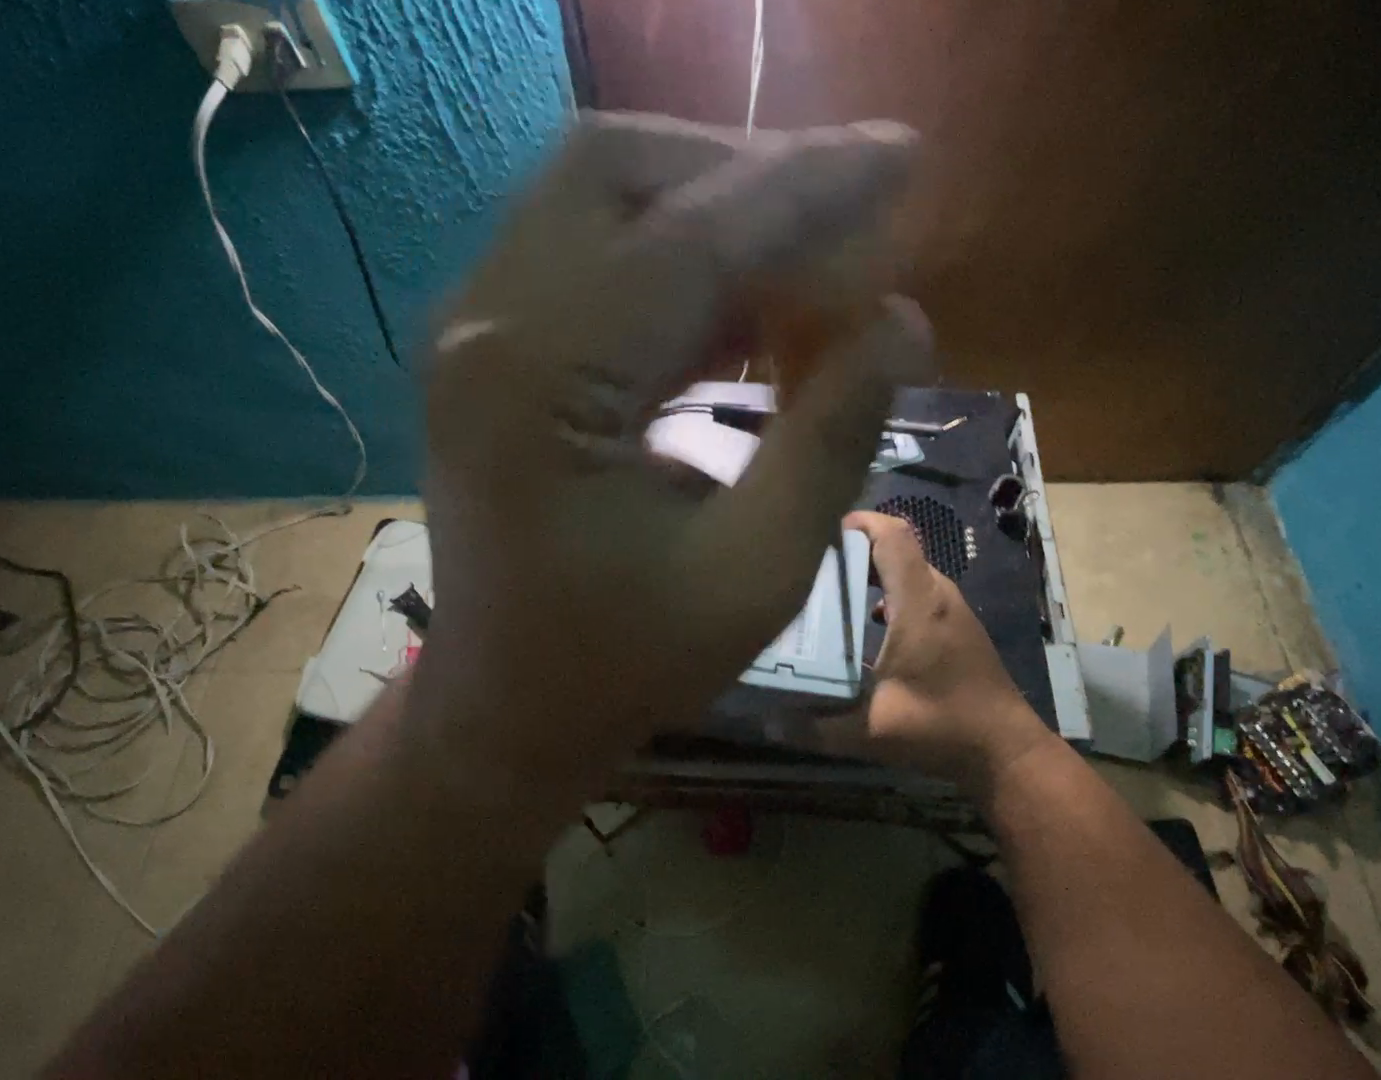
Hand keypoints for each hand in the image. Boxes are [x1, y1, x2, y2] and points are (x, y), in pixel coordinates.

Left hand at [409, 112, 933, 786]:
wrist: (506, 711)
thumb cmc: (624, 665)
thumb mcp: (755, 575)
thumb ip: (832, 436)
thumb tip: (901, 319)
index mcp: (539, 382)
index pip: (690, 236)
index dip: (807, 189)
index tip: (902, 156)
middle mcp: (487, 326)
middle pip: (618, 170)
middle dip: (748, 178)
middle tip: (852, 220)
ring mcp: (478, 331)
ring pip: (600, 199)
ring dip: (715, 215)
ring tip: (815, 270)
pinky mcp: (494, 351)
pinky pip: (592, 259)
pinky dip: (680, 263)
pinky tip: (750, 312)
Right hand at [814, 511, 1055, 788]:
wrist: (1005, 750)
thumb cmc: (941, 727)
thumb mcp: (871, 730)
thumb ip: (816, 726)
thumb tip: (767, 722)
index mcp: (919, 604)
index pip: (892, 535)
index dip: (858, 523)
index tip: (819, 533)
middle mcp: (938, 596)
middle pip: (896, 549)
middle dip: (854, 551)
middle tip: (811, 568)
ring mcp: (953, 611)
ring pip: (908, 572)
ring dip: (872, 574)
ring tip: (831, 593)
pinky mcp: (957, 628)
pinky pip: (918, 594)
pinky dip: (890, 595)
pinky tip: (867, 627)